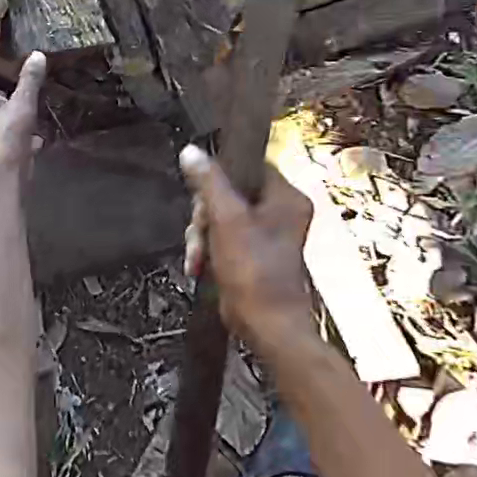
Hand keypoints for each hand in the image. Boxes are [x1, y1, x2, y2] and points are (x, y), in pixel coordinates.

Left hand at [0, 51, 45, 177]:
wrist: (8, 169)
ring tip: (43, 114)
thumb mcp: (23, 101)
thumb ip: (30, 80)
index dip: (11, 88)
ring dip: (26, 123)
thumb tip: (38, 53)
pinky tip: (42, 138)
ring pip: (15, 125)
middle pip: (7, 108)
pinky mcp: (10, 153)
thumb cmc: (10, 131)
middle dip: (19, 106)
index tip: (28, 83)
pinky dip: (31, 139)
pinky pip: (23, 141)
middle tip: (39, 97)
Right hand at [180, 145, 313, 335]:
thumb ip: (208, 182)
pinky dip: (208, 248)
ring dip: (202, 235)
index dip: (220, 176)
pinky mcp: (253, 254)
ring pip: (221, 216)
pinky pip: (223, 237)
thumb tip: (189, 151)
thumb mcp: (225, 218)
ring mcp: (267, 234)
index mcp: (286, 197)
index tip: (202, 195)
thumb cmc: (252, 269)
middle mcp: (281, 212)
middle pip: (229, 193)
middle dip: (205, 215)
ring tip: (197, 256)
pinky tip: (199, 264)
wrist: (265, 325)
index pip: (249, 166)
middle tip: (199, 231)